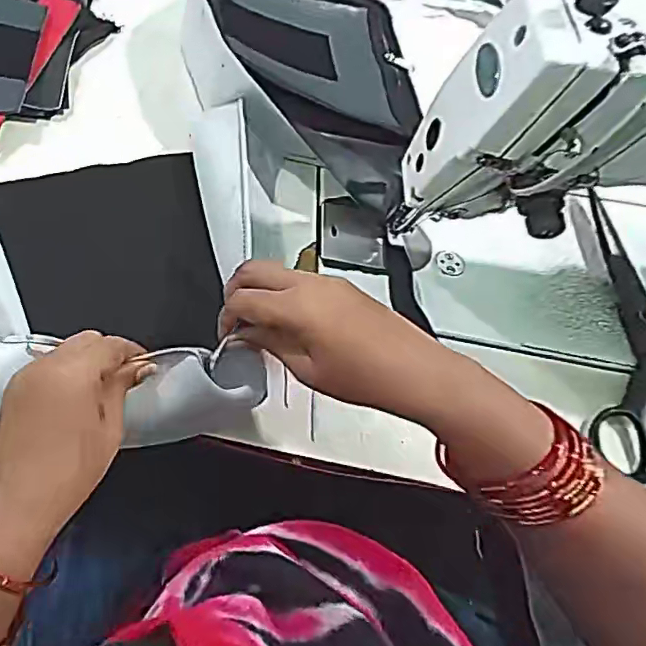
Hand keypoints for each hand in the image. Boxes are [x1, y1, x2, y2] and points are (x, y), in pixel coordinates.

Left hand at [0, 332, 149, 556]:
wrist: (22, 498)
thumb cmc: (67, 473)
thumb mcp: (108, 429)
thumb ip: (121, 388)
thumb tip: (135, 368)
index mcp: (72, 373)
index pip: (109, 344)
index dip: (131, 352)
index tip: (142, 364)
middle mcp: (45, 367)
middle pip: (85, 341)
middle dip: (107, 353)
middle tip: (124, 377)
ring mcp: (26, 376)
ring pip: (63, 350)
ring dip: (84, 361)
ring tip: (98, 392)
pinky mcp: (14, 388)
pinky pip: (45, 366)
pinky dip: (62, 372)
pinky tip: (73, 400)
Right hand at [220, 262, 548, 475]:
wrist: (419, 373)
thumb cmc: (373, 376)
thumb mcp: (306, 370)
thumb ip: (269, 344)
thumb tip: (248, 335)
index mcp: (297, 306)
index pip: (242, 299)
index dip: (226, 317)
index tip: (227, 333)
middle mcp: (311, 285)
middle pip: (251, 270)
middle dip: (233, 291)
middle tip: (232, 318)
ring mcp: (328, 282)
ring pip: (275, 270)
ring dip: (257, 289)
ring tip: (259, 322)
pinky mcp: (341, 287)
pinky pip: (299, 278)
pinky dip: (281, 291)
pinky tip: (285, 320)